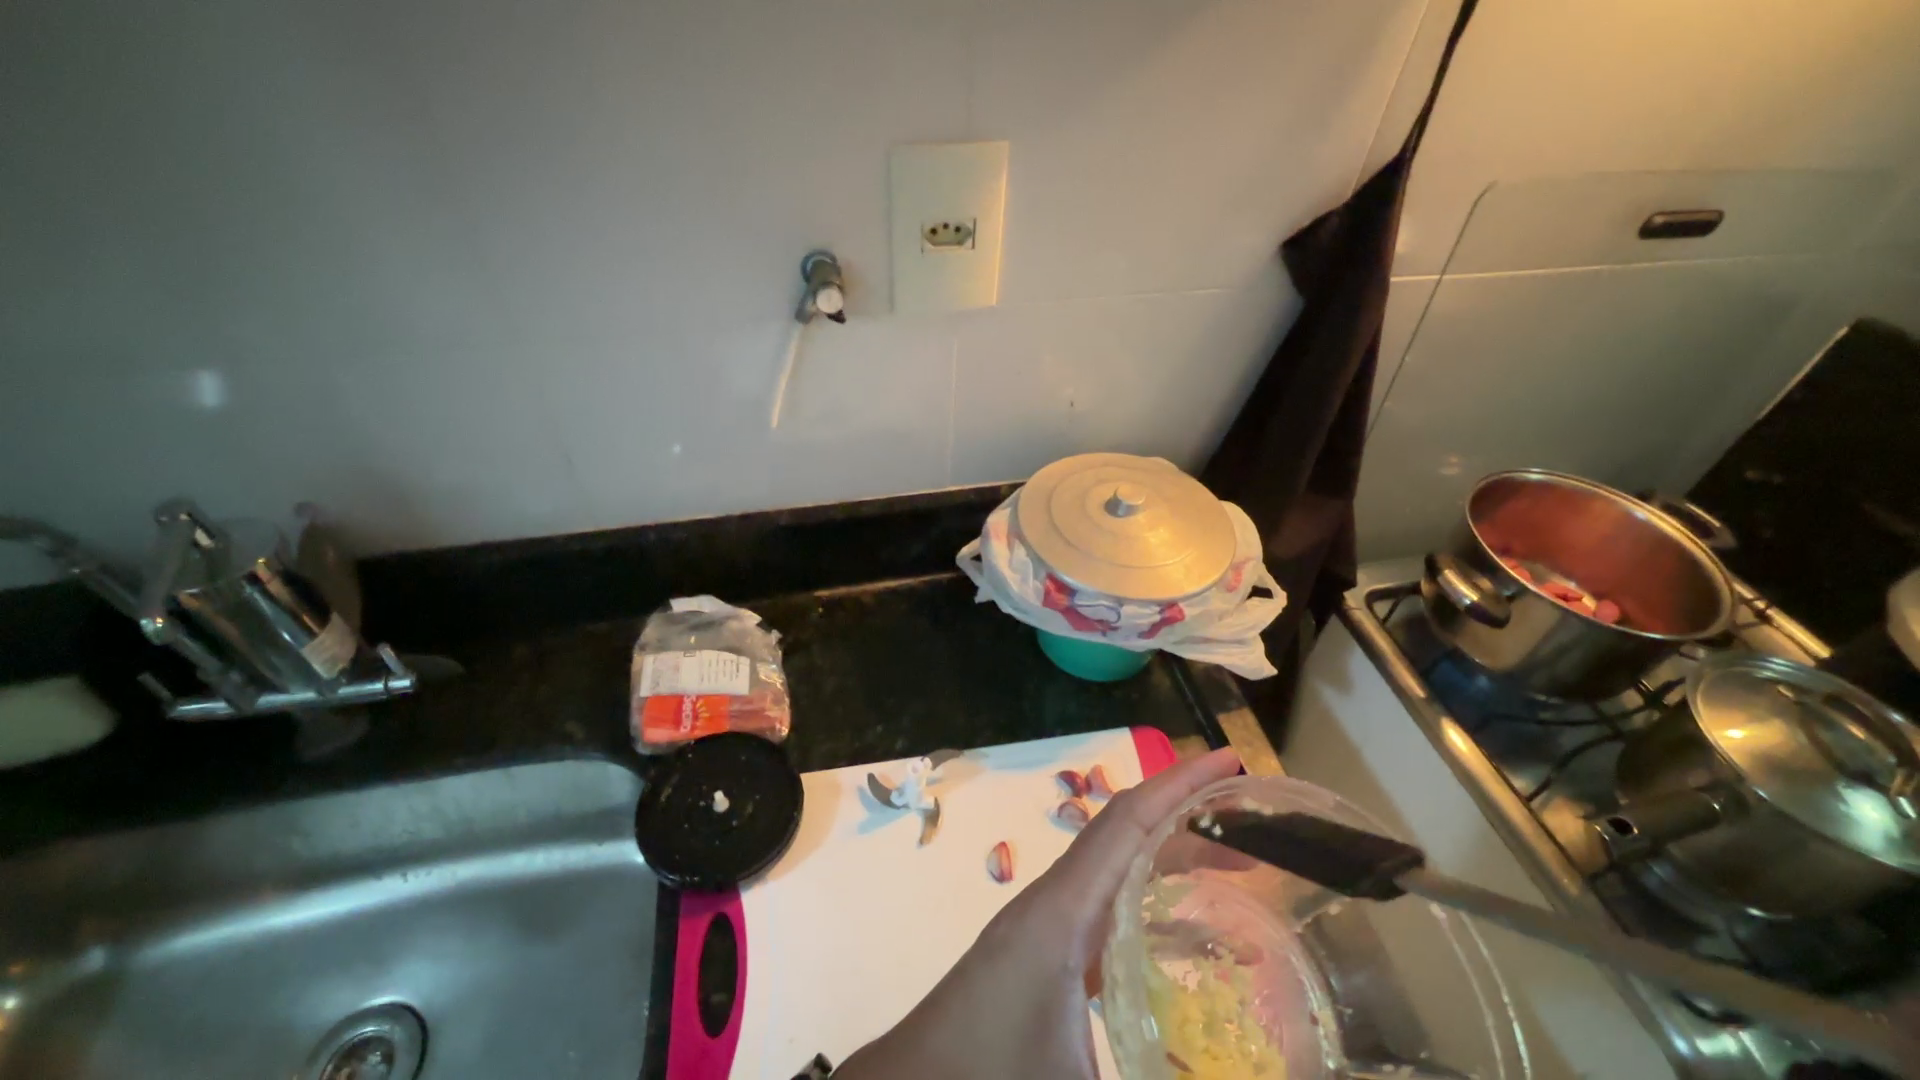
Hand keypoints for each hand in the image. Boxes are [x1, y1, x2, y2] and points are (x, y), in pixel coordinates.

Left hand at [833, 746, 1242, 1079]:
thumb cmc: (993, 1072)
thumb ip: (1161, 1076)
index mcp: (1063, 911)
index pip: (1127, 822)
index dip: (1179, 784)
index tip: (1230, 762)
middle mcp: (1053, 903)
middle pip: (1126, 837)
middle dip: (1189, 820)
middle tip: (1256, 825)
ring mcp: (1044, 926)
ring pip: (1115, 872)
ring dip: (1170, 863)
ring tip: (1237, 874)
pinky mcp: (1040, 954)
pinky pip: (1104, 910)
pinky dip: (1148, 907)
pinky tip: (1187, 944)